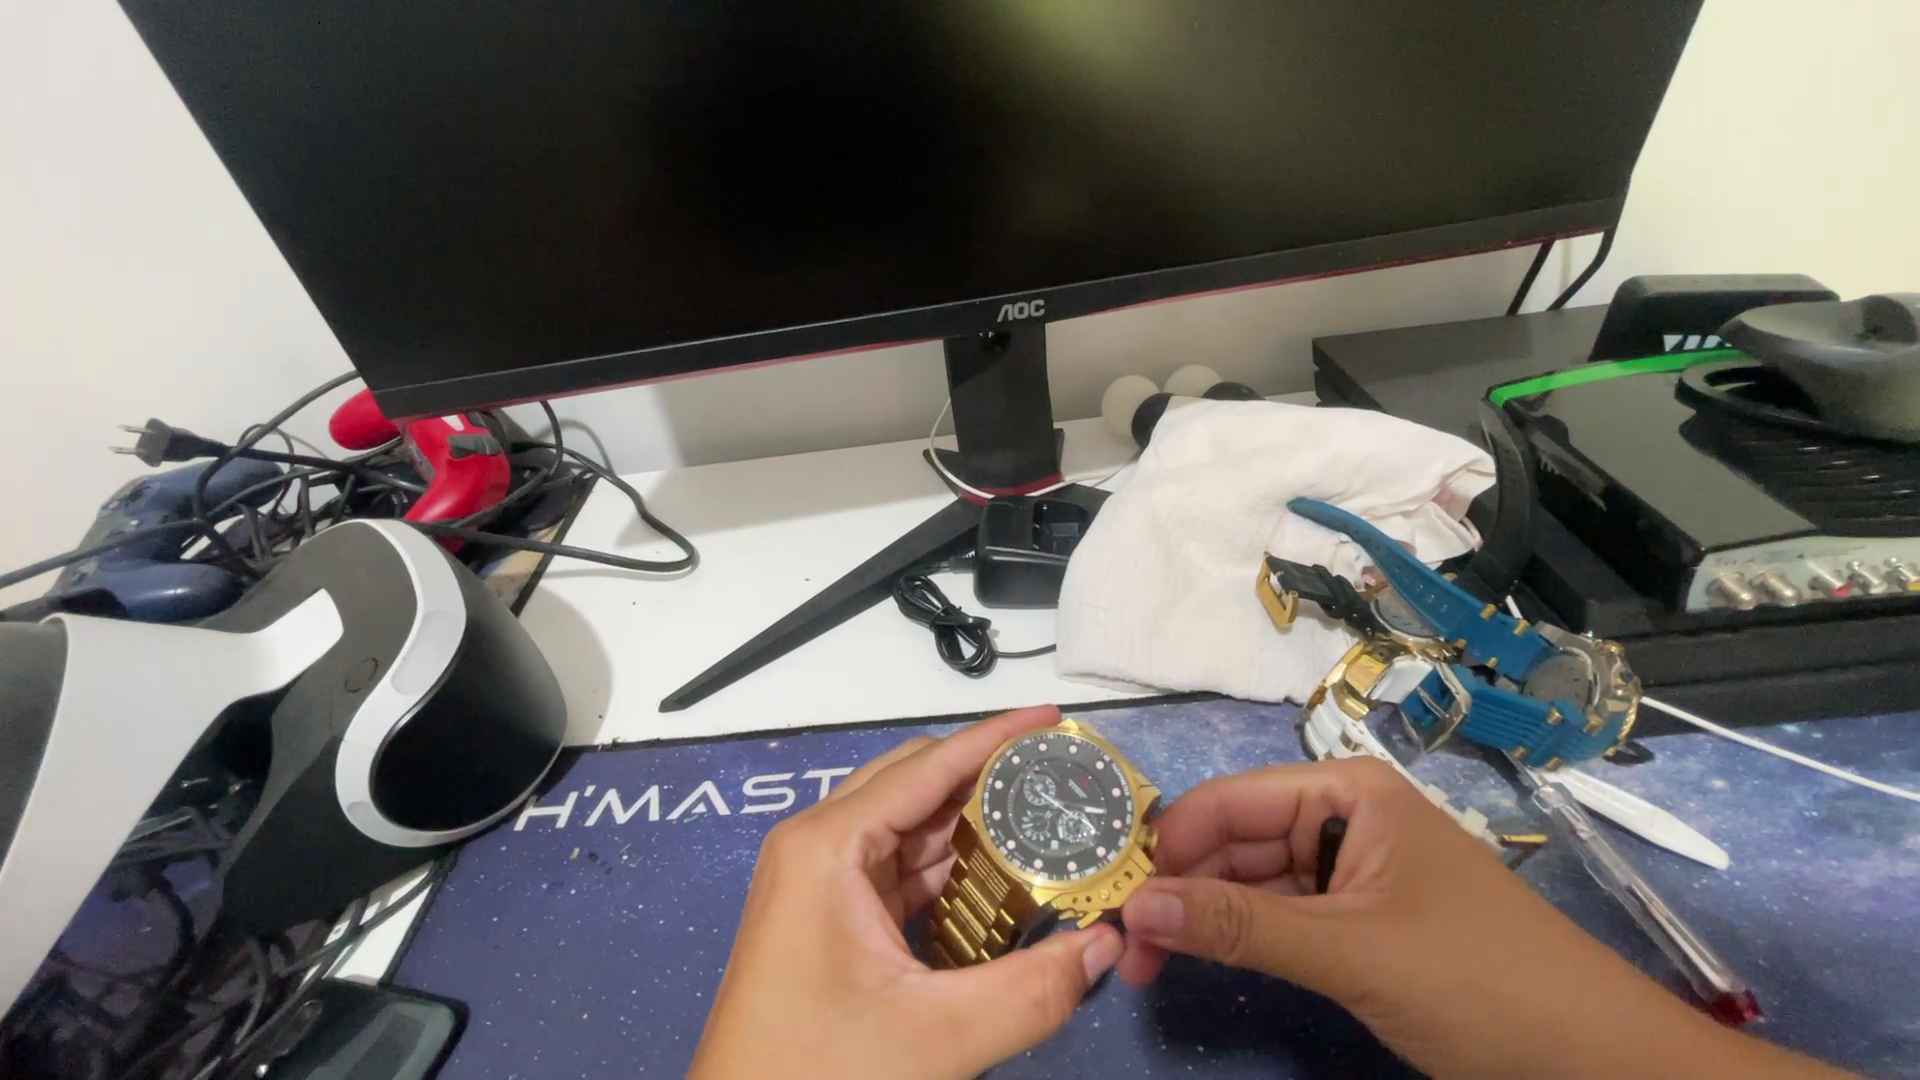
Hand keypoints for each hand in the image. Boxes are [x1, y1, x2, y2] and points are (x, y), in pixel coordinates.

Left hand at [690, 706, 1122, 1079]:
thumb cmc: (819, 1074)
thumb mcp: (934, 1039)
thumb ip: (1031, 992)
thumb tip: (1106, 943)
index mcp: (829, 845)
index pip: (926, 766)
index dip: (992, 737)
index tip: (1050, 718)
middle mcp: (819, 842)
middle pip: (915, 782)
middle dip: (985, 774)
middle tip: (1054, 777)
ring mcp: (820, 876)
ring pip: (908, 823)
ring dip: (970, 822)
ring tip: (1041, 819)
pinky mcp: (828, 909)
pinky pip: (898, 865)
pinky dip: (948, 866)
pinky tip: (998, 875)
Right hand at [1116, 759, 1849, 1079]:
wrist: (1613, 1073)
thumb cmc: (1483, 985)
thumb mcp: (1351, 951)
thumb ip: (1238, 926)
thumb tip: (1133, 909)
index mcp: (1343, 790)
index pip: (1229, 802)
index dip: (1170, 847)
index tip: (1118, 900)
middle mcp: (1339, 815)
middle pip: (1234, 841)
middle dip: (1181, 890)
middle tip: (1127, 951)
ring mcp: (1348, 868)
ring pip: (1250, 880)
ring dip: (1204, 917)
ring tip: (1151, 963)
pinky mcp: (1356, 917)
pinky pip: (1279, 914)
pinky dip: (1241, 936)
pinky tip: (1203, 958)